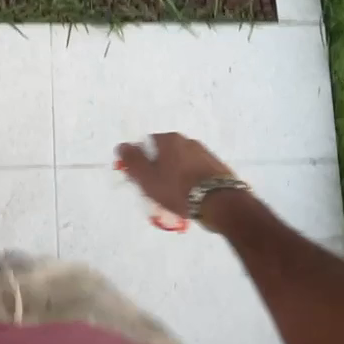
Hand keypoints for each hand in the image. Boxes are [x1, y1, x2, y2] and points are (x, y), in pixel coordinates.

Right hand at [115, 132, 243, 229]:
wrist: (221, 203)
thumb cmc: (178, 189)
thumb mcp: (147, 178)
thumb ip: (132, 161)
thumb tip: (121, 146)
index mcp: (169, 139)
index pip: (146, 145)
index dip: (141, 163)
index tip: (141, 181)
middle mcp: (187, 141)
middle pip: (164, 155)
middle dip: (158, 172)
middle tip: (157, 193)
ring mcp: (205, 154)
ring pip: (181, 166)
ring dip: (175, 179)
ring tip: (176, 201)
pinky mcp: (218, 169)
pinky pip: (196, 174)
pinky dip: (191, 184)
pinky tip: (191, 200)